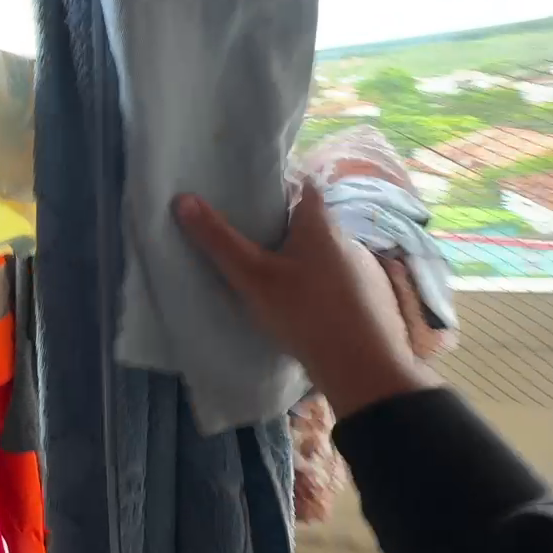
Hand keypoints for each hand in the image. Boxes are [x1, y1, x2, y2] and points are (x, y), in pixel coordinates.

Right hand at [172, 184, 439, 418]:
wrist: (364, 369)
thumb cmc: (305, 312)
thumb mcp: (252, 276)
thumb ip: (218, 240)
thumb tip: (182, 199)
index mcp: (320, 224)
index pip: (303, 184)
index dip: (279, 183)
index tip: (252, 192)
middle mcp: (346, 239)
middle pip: (311, 220)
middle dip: (282, 225)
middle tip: (248, 236)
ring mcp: (362, 270)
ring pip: (324, 252)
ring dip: (300, 257)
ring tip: (269, 273)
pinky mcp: (369, 299)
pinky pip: (336, 279)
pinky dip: (317, 283)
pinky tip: (300, 304)